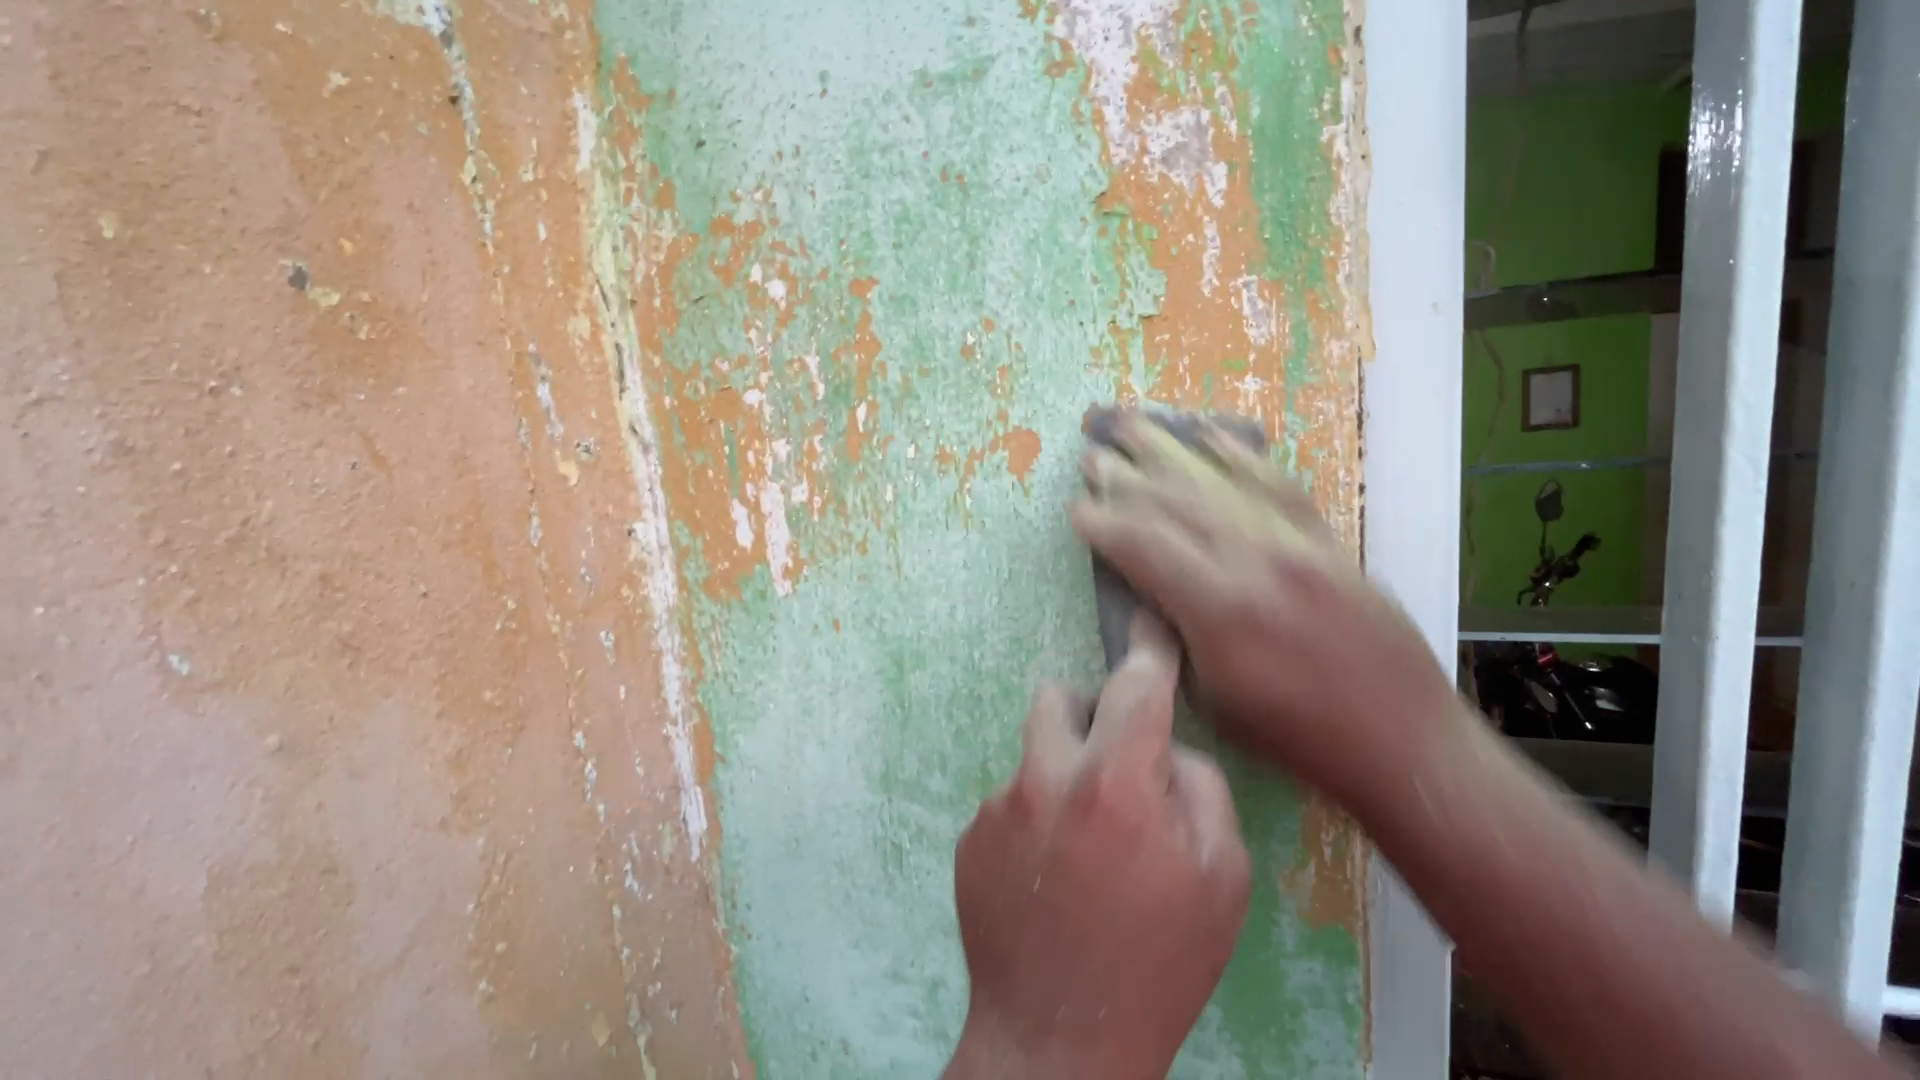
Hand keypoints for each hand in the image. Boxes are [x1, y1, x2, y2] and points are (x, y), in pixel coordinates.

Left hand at [946, 615, 1250, 1079]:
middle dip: (1089, 713)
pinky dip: (1034, 818)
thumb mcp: (1222, 879)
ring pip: (1033, 754)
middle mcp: (1045, 779)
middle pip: (1056, 696)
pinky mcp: (970, 839)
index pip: (1135, 683)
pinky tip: (1052, 875)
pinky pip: (1010, 802)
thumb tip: (1165, 750)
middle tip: (1114, 762)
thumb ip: (1199, 788)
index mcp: (1114, 781)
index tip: (1150, 626)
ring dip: (1061, 773)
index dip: (1149, 649)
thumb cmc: (1158, 962)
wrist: (1060, 1040)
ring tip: (1085, 842)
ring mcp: (997, 808)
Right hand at [1069, 412, 1454, 804]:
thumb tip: (1142, 589)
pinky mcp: (1325, 539)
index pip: (1144, 545)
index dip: (1103, 523)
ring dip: (1168, 448)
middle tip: (1090, 454)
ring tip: (1129, 420)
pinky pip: (1275, 483)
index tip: (1075, 507)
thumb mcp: (1212, 699)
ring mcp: (1295, 542)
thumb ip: (1171, 634)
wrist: (1401, 739)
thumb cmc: (1295, 737)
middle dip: (1124, 475)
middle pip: (1174, 500)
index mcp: (1219, 606)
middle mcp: (1255, 558)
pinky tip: (1209, 432)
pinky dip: (1238, 454)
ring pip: (1218, 480)